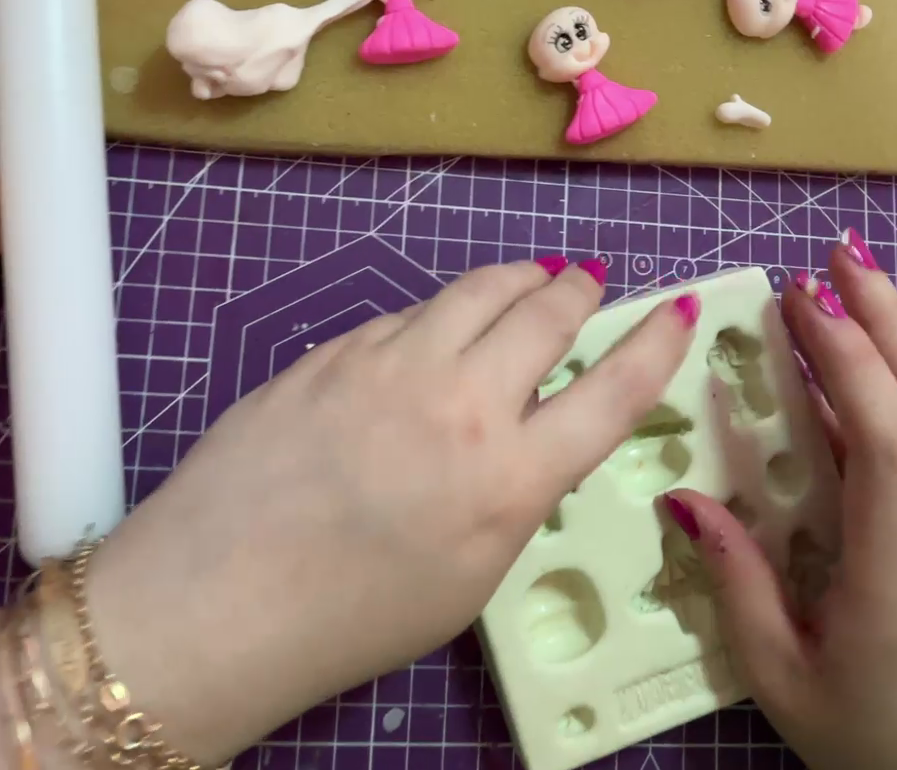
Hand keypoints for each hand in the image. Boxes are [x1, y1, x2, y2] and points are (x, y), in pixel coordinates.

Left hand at [87, 258, 697, 763]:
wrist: (218, 596)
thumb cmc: (353, 616)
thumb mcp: (468, 572)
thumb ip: (508, 488)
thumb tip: (522, 426)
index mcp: (507, 477)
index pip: (611, 392)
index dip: (655, 343)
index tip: (677, 307)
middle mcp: (460, 401)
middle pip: (544, 311)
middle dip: (576, 290)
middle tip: (582, 283)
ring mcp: (391, 361)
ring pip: (476, 289)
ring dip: (515, 280)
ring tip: (527, 280)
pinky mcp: (337, 348)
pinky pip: (409, 316)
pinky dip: (437, 318)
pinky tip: (430, 337)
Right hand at [668, 239, 896, 769]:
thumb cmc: (877, 749)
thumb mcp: (782, 684)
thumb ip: (736, 586)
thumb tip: (685, 496)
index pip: (892, 453)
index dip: (852, 365)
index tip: (802, 299)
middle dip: (888, 320)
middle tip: (836, 254)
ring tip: (853, 279)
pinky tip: (862, 357)